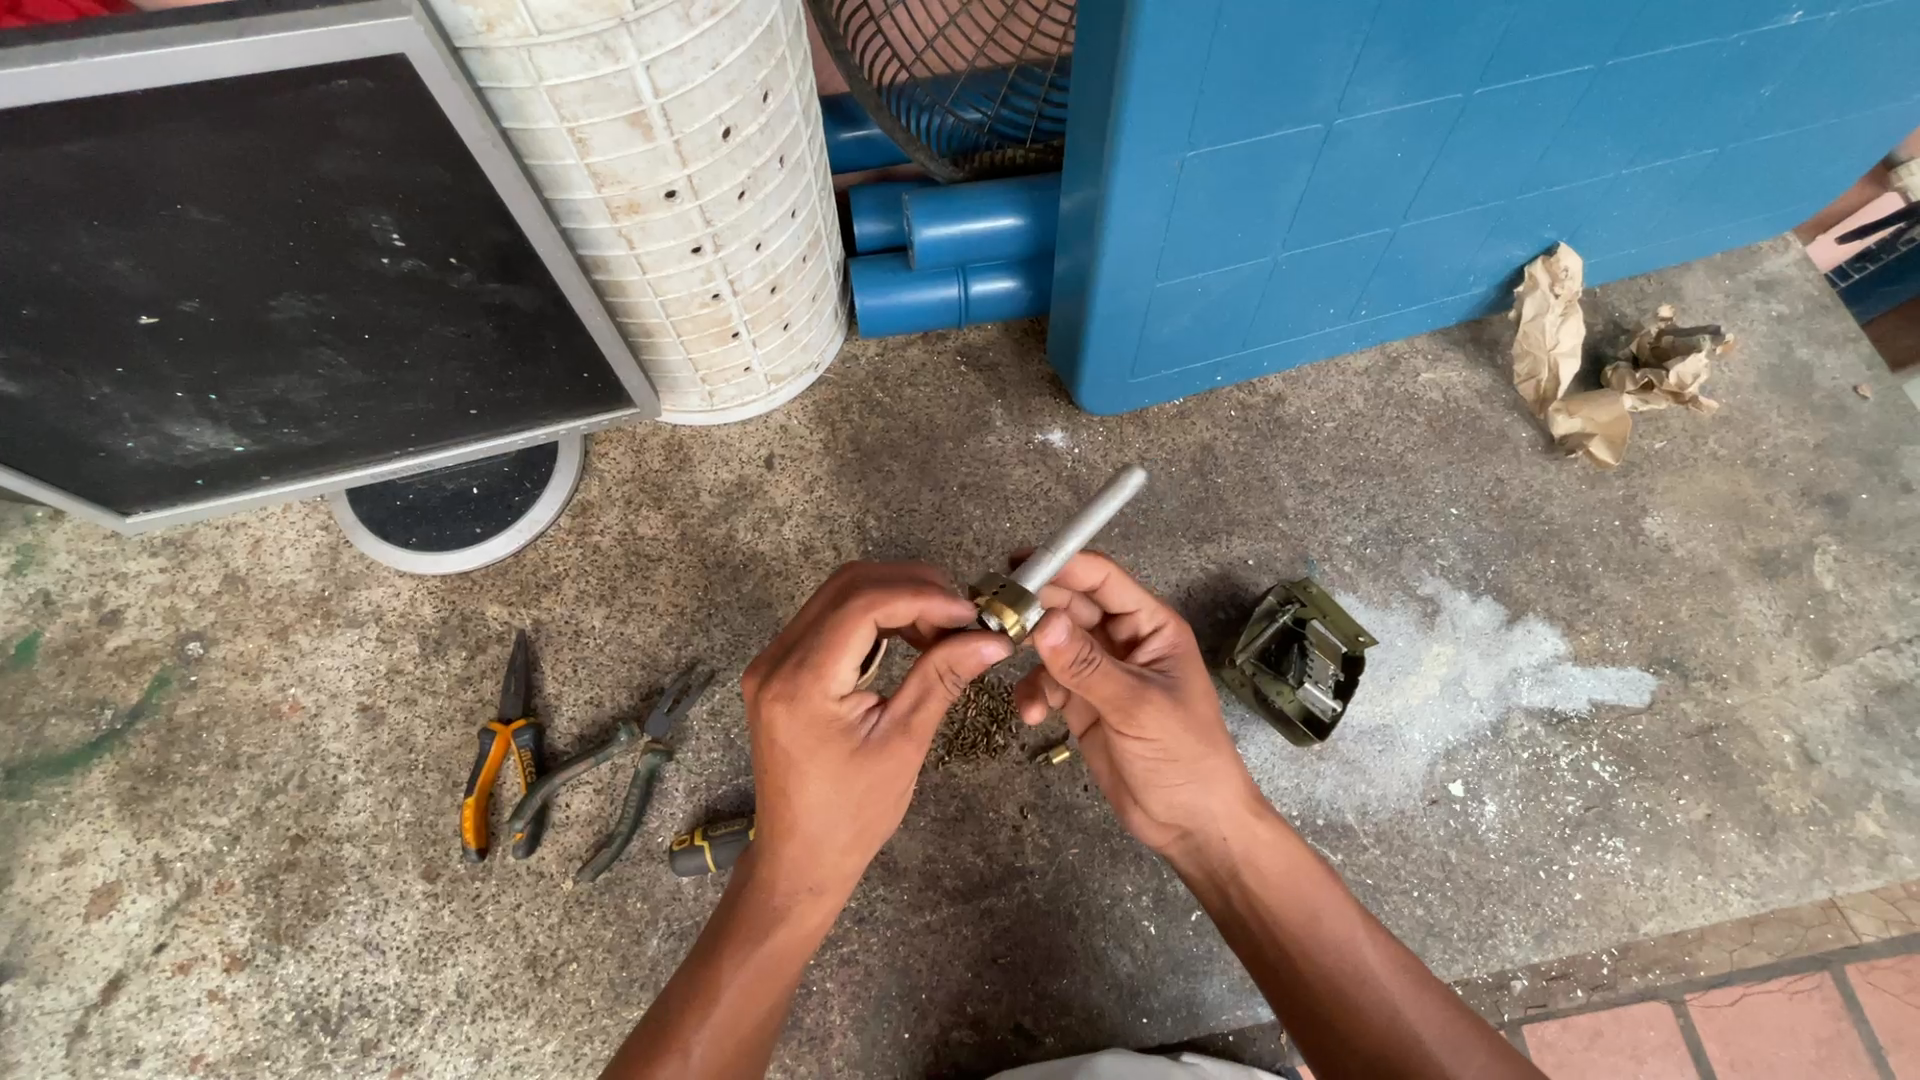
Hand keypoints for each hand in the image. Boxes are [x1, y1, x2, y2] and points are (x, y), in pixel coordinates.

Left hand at [741, 561, 1011, 898]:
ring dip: (896, 597)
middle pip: (848, 585)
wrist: (799, 856)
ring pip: (839, 594)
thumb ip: (941, 678)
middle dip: (912, 586)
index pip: (863, 604)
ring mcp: (773, 660)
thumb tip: (992, 639)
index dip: (922, 596)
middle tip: (962, 614)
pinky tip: (910, 637)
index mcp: (802, 684)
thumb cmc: (852, 816)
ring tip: (943, 626)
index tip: (971, 613)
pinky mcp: (781, 666)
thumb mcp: (903, 744)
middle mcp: (776, 660)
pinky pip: (831, 617)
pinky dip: (876, 616)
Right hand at [1013, 552, 1266, 857]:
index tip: (1016, 566)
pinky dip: (1033, 694)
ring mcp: (1101, 672)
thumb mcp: (1136, 707)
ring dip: (1030, 653)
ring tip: (1002, 661)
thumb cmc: (1184, 756)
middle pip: (1071, 606)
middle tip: (995, 612)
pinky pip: (1048, 683)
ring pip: (1054, 644)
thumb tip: (1042, 621)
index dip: (1063, 566)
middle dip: (1035, 608)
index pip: (1103, 580)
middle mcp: (1123, 640)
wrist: (1192, 824)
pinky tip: (1029, 716)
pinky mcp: (1082, 704)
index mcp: (1150, 626)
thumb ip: (1086, 666)